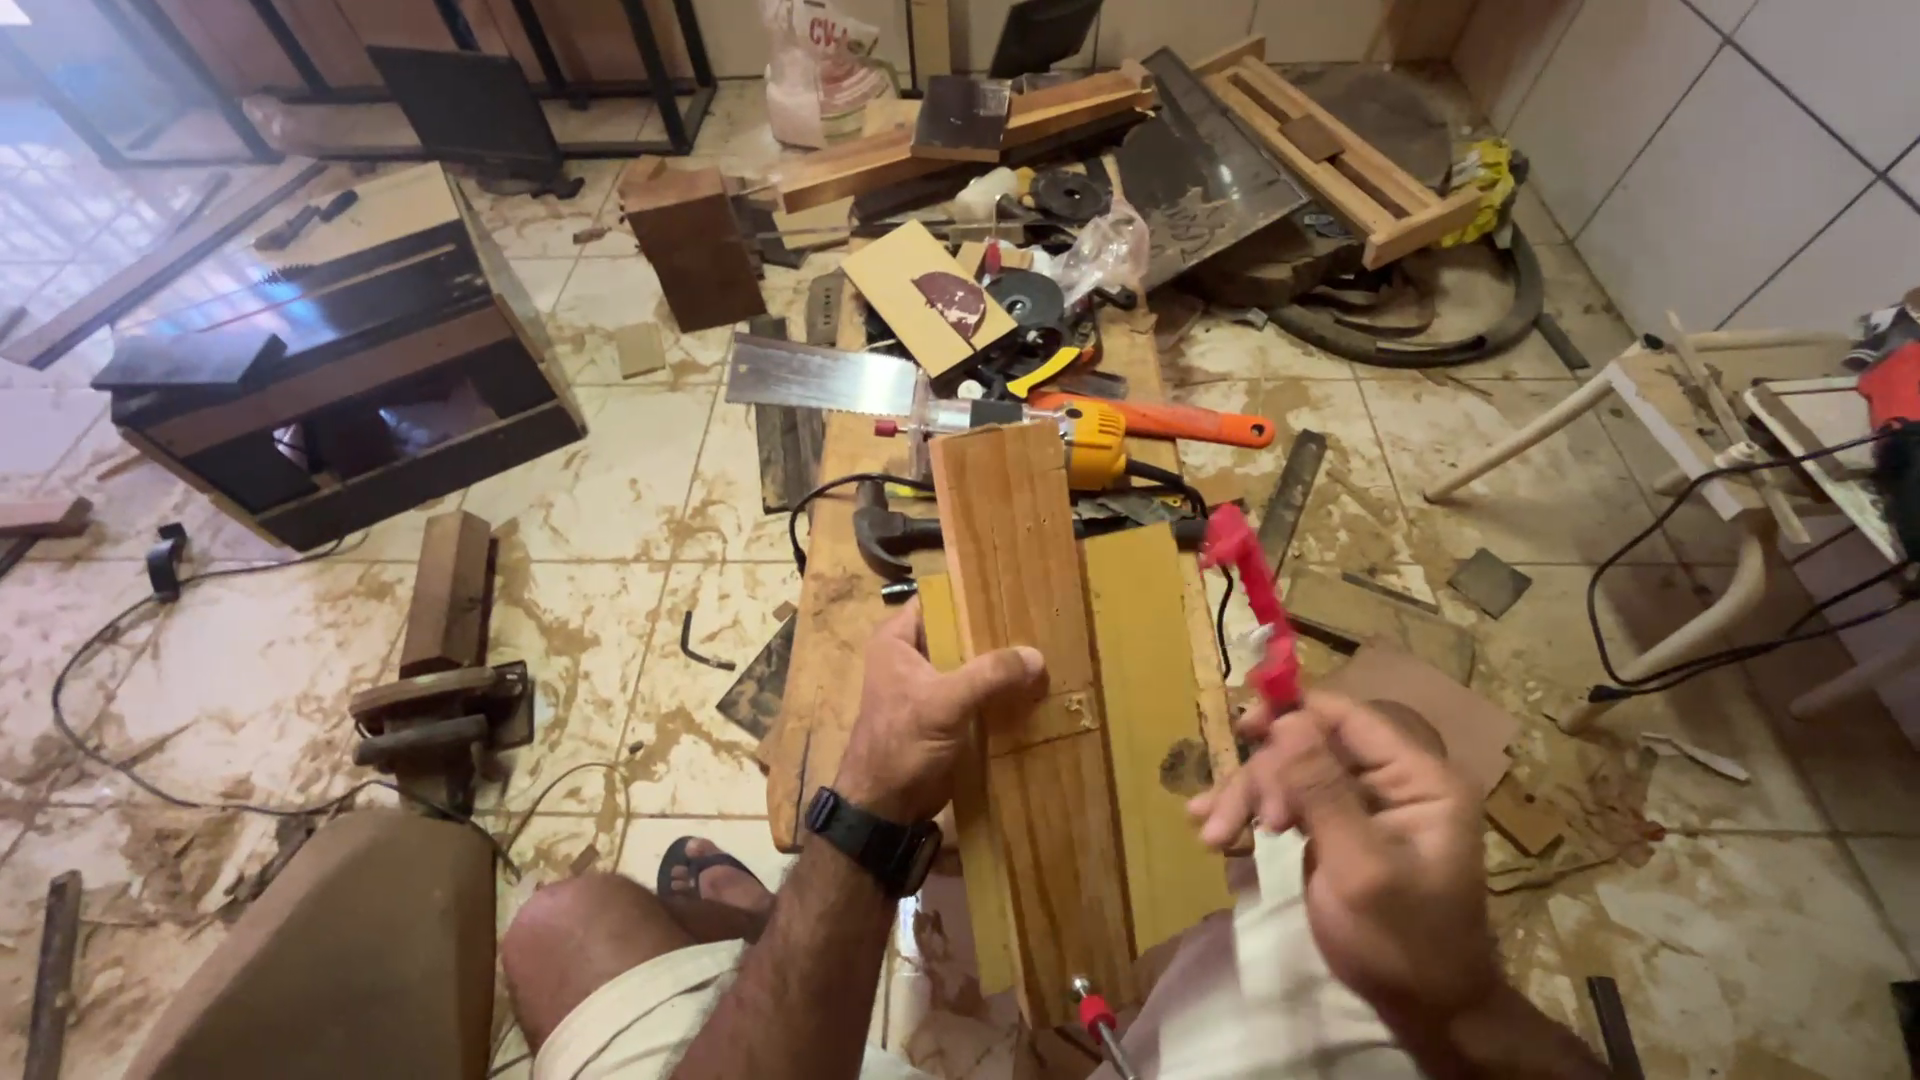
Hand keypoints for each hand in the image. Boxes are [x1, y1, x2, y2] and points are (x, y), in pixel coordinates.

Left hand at [833, 602, 1044, 822]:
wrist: (887, 807)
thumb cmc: (901, 745)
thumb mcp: (944, 703)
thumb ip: (989, 675)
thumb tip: (1036, 656)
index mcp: (897, 639)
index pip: (939, 601)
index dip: (972, 595)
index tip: (1013, 592)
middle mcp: (911, 656)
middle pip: (960, 632)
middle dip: (995, 633)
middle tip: (1040, 623)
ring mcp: (929, 685)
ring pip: (972, 663)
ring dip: (1002, 665)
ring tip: (1045, 652)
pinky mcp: (946, 713)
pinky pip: (978, 692)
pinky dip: (1000, 691)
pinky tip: (1034, 687)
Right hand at [1187, 691, 1499, 1020]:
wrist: (1422, 1009)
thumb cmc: (1402, 940)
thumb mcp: (1361, 865)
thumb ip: (1323, 790)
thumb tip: (1286, 720)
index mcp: (1417, 778)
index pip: (1347, 718)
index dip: (1292, 712)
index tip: (1243, 727)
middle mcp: (1388, 779)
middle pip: (1305, 745)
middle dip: (1262, 778)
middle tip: (1228, 818)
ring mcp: (1357, 802)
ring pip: (1286, 772)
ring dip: (1246, 798)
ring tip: (1212, 833)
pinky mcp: (1331, 824)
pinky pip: (1283, 799)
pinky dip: (1248, 812)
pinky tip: (1214, 828)